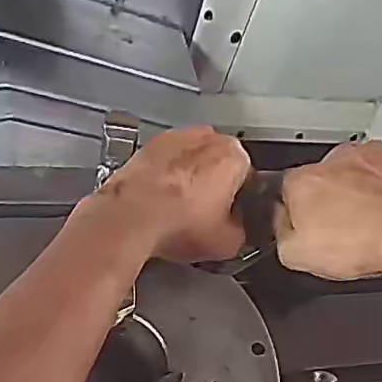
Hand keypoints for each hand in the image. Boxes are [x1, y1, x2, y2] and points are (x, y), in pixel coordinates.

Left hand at [96, 127, 251, 262]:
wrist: (132, 217)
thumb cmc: (176, 221)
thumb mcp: (227, 243)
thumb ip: (241, 233)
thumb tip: (237, 233)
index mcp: (234, 155)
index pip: (249, 179)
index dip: (240, 204)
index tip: (230, 220)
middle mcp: (207, 138)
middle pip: (219, 167)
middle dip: (214, 189)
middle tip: (204, 219)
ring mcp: (175, 138)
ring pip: (192, 164)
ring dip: (189, 183)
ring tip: (180, 215)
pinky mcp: (149, 147)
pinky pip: (166, 166)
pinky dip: (165, 182)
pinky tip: (161, 206)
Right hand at [275, 141, 381, 280]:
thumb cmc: (363, 241)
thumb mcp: (296, 257)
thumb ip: (281, 239)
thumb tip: (282, 234)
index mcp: (302, 180)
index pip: (284, 193)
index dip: (293, 218)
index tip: (306, 234)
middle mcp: (335, 160)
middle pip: (323, 182)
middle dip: (329, 205)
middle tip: (340, 236)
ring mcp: (371, 155)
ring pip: (358, 176)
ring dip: (360, 197)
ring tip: (368, 229)